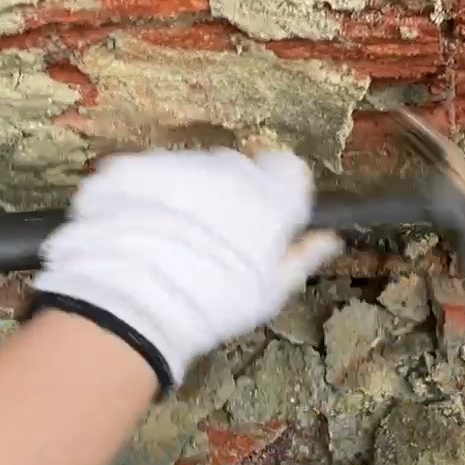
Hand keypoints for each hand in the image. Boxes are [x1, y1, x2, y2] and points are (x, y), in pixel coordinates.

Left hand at [33, 149, 339, 387]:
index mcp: (272, 196)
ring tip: (172, 237)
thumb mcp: (272, 291)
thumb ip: (304, 257)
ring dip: (190, 191)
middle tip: (219, 235)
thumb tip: (330, 240)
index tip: (269, 216)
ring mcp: (180, 163)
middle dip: (234, 191)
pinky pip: (148, 172)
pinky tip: (137, 228)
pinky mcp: (134, 166)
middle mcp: (230, 168)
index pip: (290, 169)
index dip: (280, 190)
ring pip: (193, 167)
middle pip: (240, 167)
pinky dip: (147, 192)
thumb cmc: (220, 301)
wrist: (137, 298)